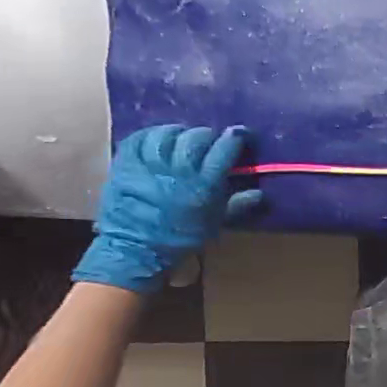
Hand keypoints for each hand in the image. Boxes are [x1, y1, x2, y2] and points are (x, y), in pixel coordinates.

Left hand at [72, 125, 263, 291]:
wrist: (134, 252)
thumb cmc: (179, 240)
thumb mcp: (213, 224)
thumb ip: (237, 205)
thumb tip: (260, 193)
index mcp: (203, 184)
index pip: (224, 148)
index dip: (235, 137)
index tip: (240, 134)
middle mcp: (179, 169)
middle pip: (197, 137)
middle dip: (207, 136)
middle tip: (209, 142)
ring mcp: (150, 164)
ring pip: (169, 134)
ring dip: (179, 133)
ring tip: (182, 138)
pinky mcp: (127, 164)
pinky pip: (140, 137)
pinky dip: (151, 134)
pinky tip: (158, 139)